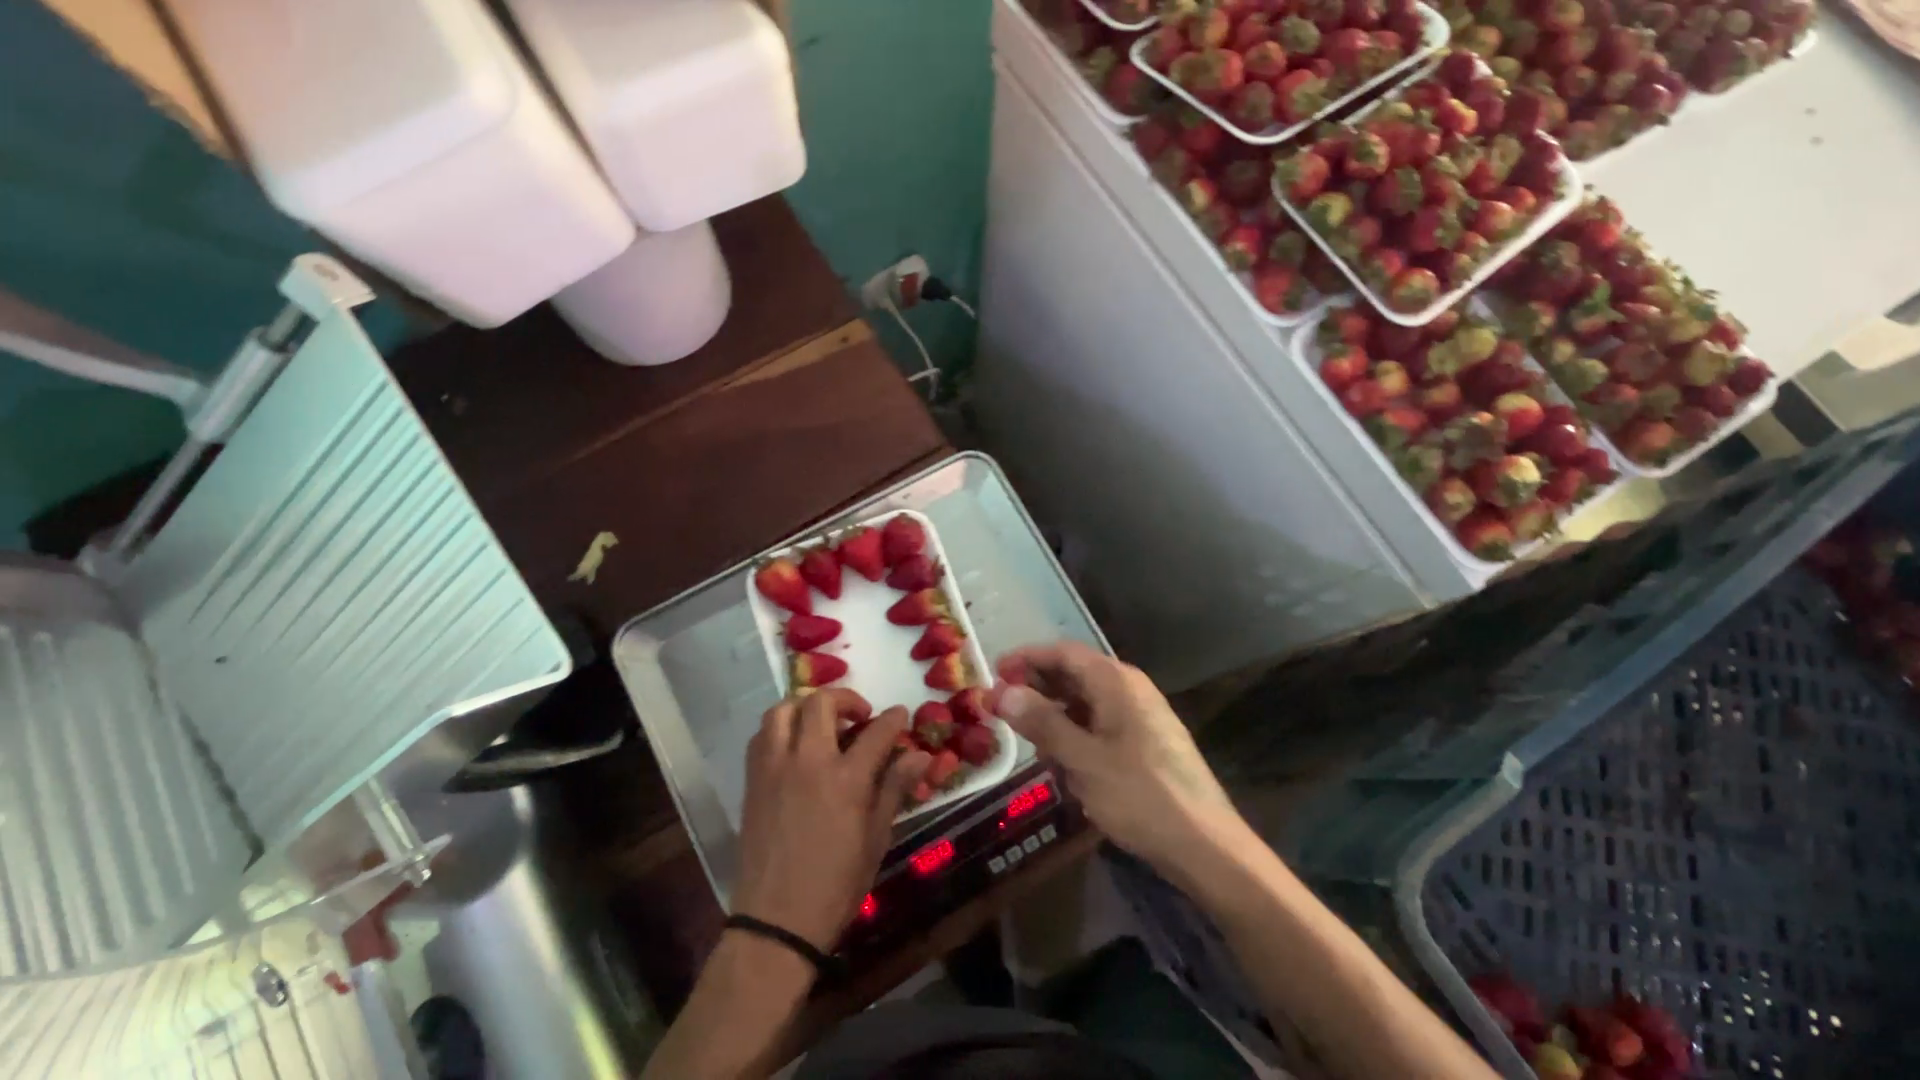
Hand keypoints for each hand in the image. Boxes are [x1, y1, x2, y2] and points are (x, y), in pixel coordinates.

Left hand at [732, 689, 929, 950]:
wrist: (777, 919)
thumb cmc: (836, 885)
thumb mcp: (876, 839)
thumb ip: (894, 788)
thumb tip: (920, 754)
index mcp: (845, 779)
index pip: (876, 731)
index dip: (893, 719)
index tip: (900, 716)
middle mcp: (807, 761)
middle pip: (822, 703)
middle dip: (846, 699)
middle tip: (860, 717)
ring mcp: (774, 768)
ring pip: (784, 710)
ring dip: (806, 707)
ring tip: (823, 725)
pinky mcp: (752, 780)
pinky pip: (763, 735)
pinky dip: (781, 728)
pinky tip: (795, 747)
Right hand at [989, 642, 1244, 877]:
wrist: (1203, 844)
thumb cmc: (1140, 796)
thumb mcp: (1082, 759)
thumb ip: (1041, 723)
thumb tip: (1000, 691)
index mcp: (1117, 682)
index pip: (1063, 653)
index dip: (1026, 658)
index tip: (992, 674)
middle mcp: (1130, 691)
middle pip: (1074, 676)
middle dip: (1037, 691)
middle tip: (1002, 713)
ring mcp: (1140, 718)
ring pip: (1085, 705)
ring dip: (1055, 720)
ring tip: (1033, 749)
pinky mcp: (1144, 746)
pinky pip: (1100, 729)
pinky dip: (1076, 740)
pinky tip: (1064, 770)